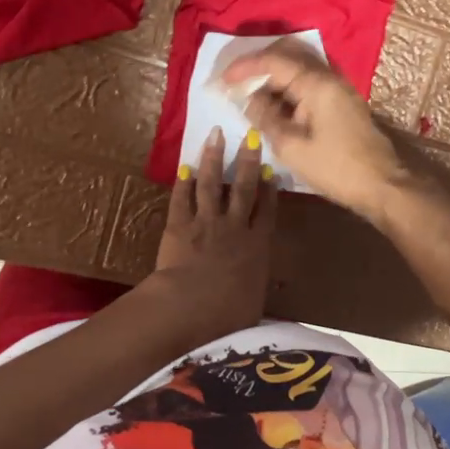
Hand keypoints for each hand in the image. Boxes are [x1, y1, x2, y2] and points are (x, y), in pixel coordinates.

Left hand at [148, 125, 276, 342]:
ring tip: (215, 136)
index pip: (266, 211)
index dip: (269, 190)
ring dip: (214, 159)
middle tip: (250, 136)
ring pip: (212, 184)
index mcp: (257, 246)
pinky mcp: (179, 225)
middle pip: (244, 188)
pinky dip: (183, 183)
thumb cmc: (228, 313)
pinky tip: (185, 167)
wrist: (191, 305)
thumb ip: (257, 291)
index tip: (270, 170)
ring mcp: (206, 223)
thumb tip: (268, 294)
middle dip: (247, 161)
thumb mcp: (253, 306)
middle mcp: (234, 227)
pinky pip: (182, 199)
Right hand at [222, 42, 408, 219]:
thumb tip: (248, 100)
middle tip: (235, 81)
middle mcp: (329, 76)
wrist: (381, 185)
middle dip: (258, 65)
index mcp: (316, 83)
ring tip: (249, 94)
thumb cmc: (335, 168)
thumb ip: (266, 118)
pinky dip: (287, 88)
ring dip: (273, 76)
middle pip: (288, 54)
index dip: (244, 68)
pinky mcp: (341, 101)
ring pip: (299, 67)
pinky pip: (308, 82)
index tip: (221, 80)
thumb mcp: (291, 146)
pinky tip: (273, 105)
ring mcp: (337, 88)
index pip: (274, 62)